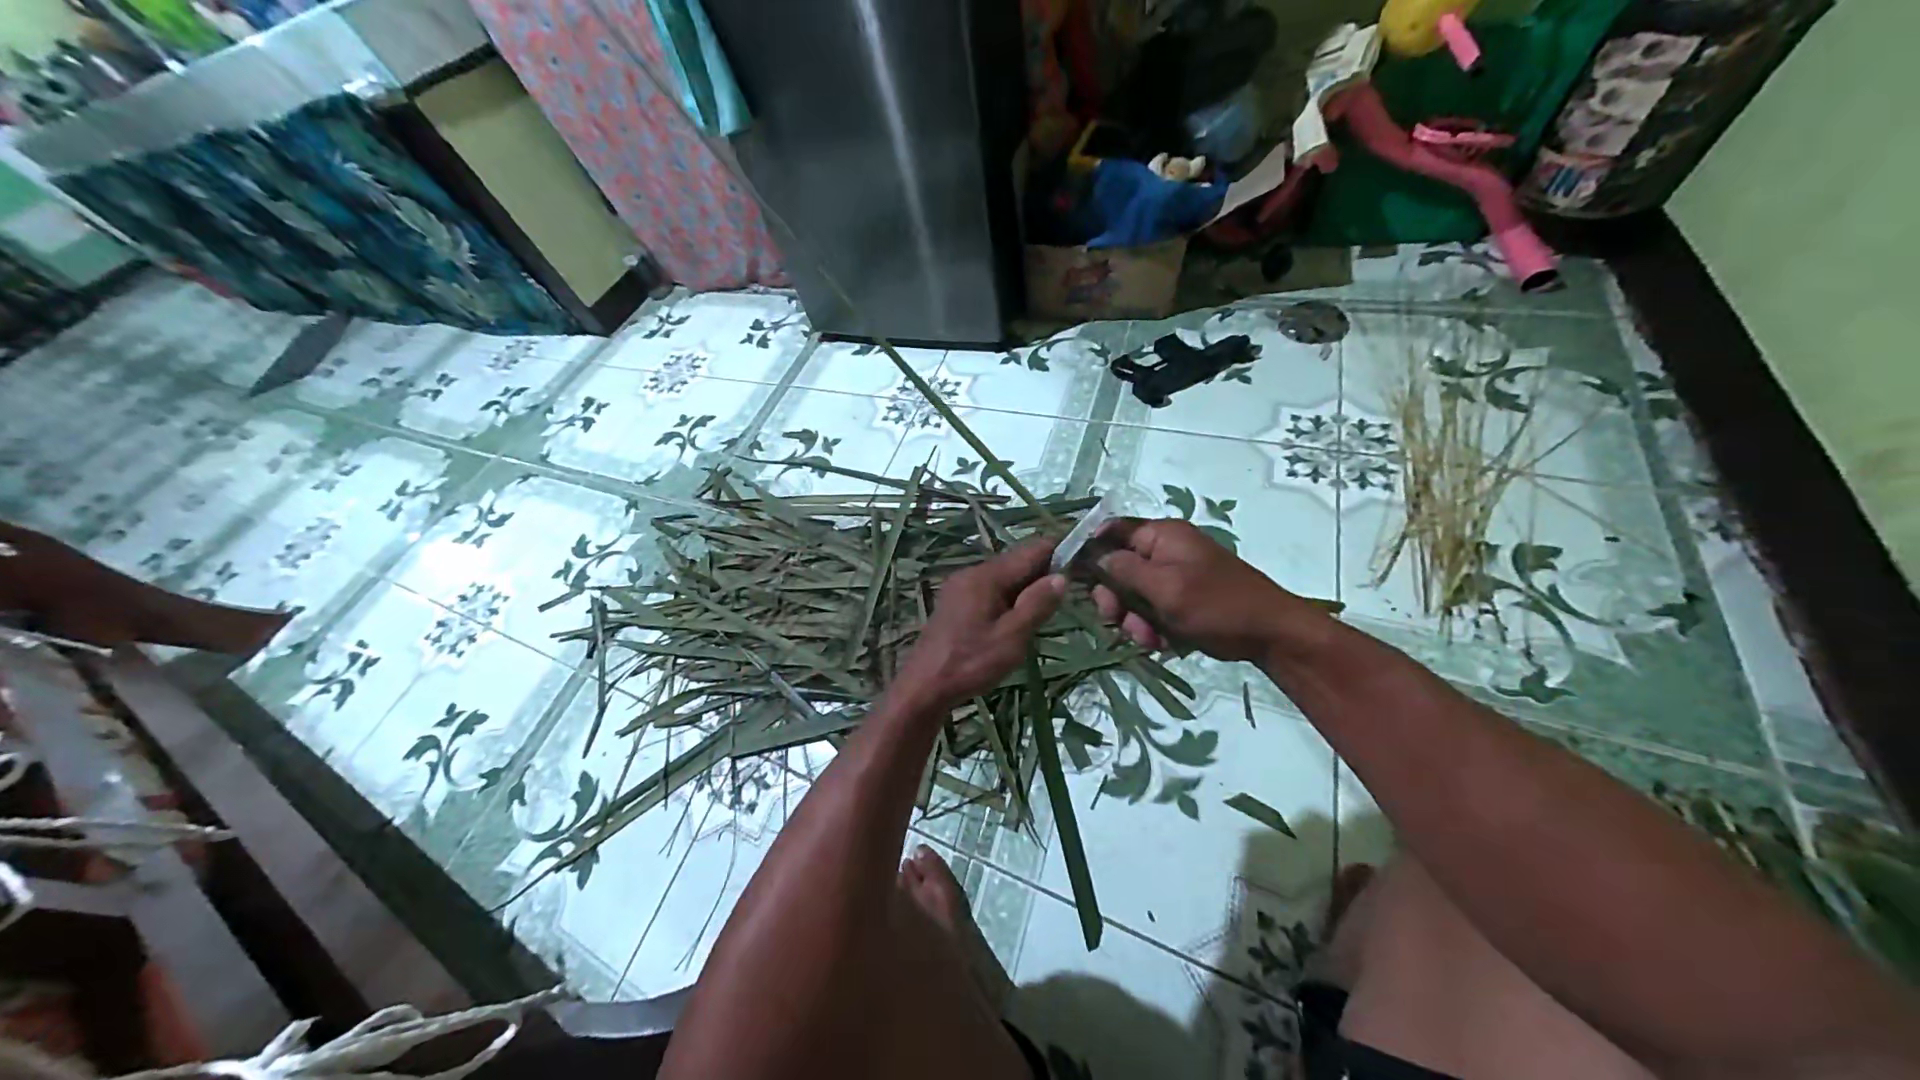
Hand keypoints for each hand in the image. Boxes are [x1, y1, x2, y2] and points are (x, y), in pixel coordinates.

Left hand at [892, 539, 1066, 708]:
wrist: (924, 685)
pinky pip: (990, 590)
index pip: (1030, 550)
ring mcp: (960, 587)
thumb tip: (1061, 576)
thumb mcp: (1011, 637)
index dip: (1058, 552)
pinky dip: (1008, 598)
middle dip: (1042, 573)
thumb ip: (1037, 604)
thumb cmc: (971, 662)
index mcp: (986, 576)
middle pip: (1016, 562)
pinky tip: (1017, 620)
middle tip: (1067, 595)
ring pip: (1003, 577)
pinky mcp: (955, 603)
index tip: (1081, 564)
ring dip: (1025, 588)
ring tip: (1045, 611)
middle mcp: (971, 573)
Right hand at [1091, 518, 1322, 661]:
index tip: (1072, 577)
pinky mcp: (1181, 600)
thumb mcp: (1165, 586)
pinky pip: (1151, 611)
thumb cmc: (1217, 604)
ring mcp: (1174, 576)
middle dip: (1115, 597)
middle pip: (1117, 568)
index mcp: (1162, 535)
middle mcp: (1165, 550)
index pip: (1111, 530)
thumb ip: (1124, 569)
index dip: (1089, 550)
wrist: (1270, 635)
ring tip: (1149, 639)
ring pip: (1132, 595)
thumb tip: (1093, 556)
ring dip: (1133, 619)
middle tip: (1116, 619)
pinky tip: (1162, 644)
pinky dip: (1151, 628)